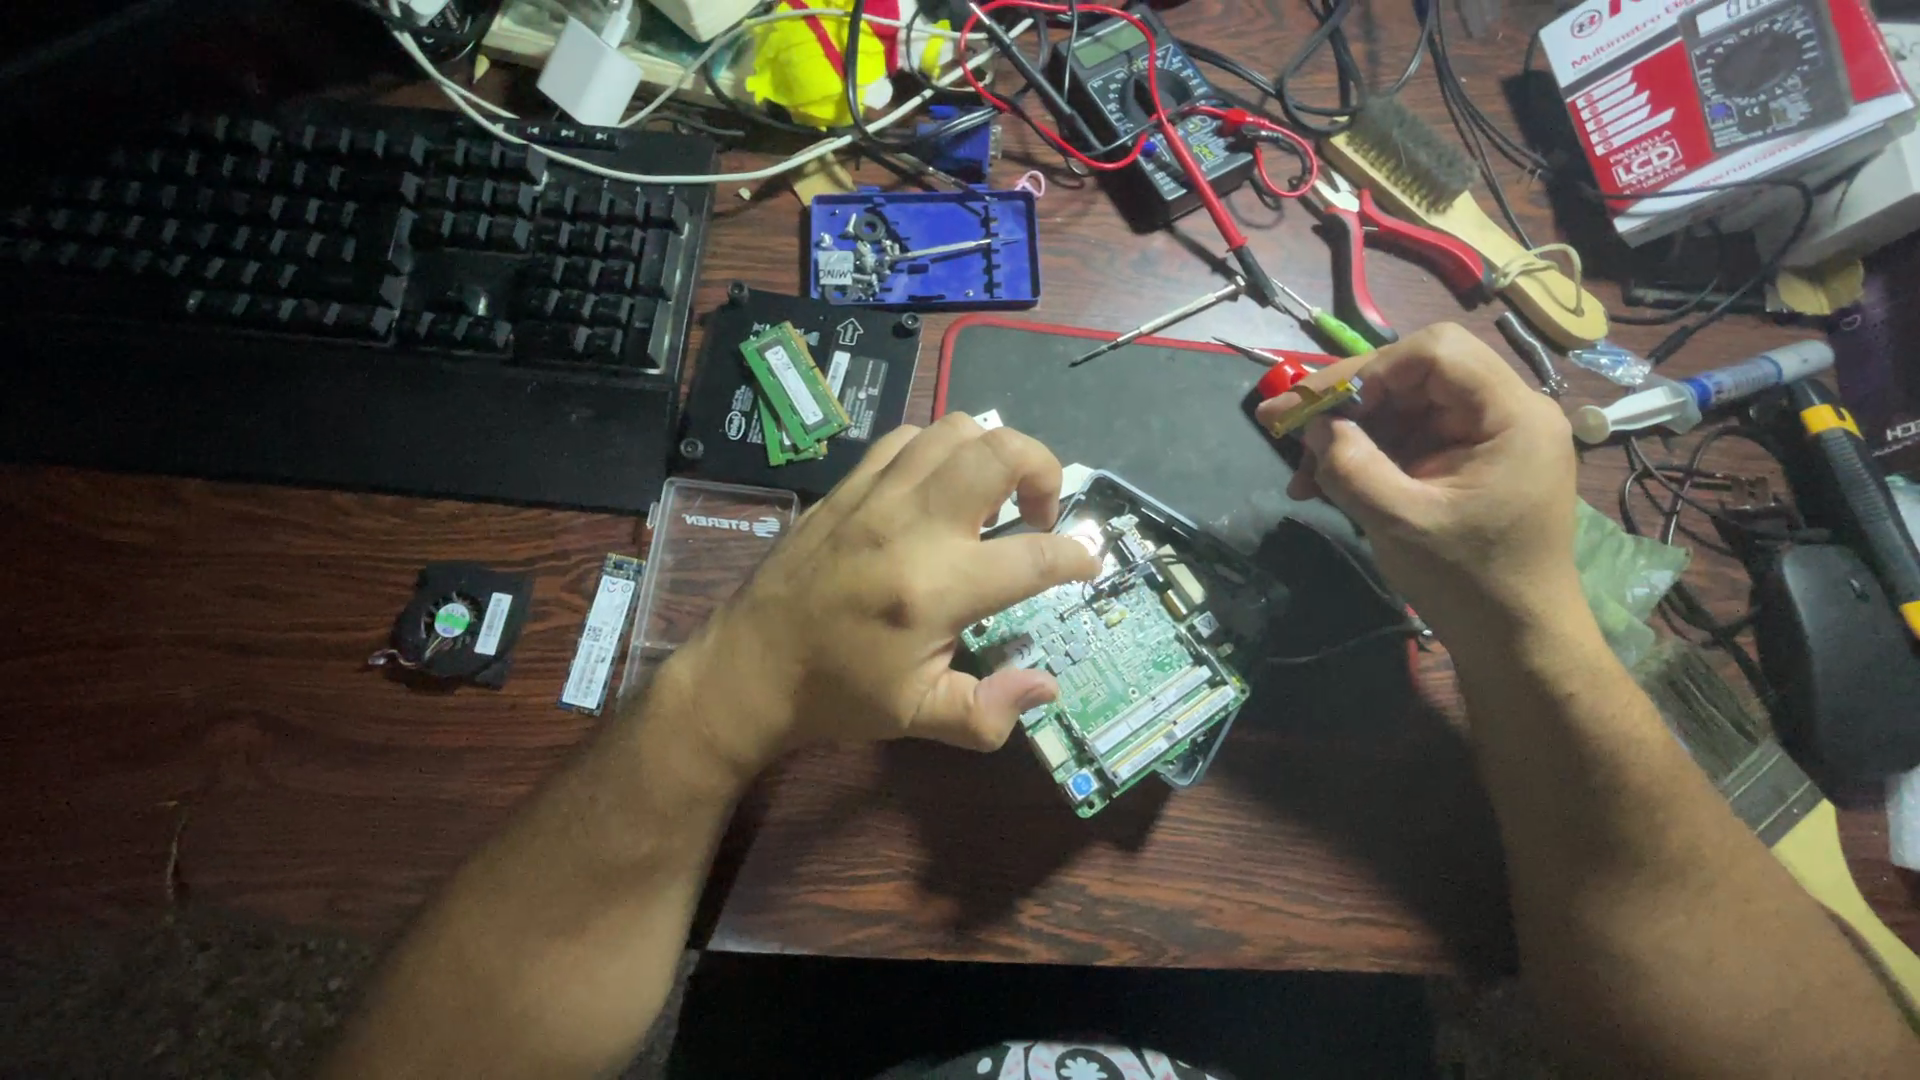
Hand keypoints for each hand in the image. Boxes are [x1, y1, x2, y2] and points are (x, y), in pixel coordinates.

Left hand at [662, 414, 1101, 777]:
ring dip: (993, 451)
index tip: (1086, 562)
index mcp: (935, 589)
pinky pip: (907, 438)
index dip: (1075, 556)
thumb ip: (990, 710)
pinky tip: (940, 486)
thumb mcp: (918, 717)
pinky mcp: (846, 487)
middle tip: (1041, 512)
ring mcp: (875, 496)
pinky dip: (941, 448)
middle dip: (1045, 469)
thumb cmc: (837, 695)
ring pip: (956, 430)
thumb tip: (1046, 685)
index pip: (1033, 555)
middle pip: (1001, 452)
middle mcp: (912, 526)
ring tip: (994, 494)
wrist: (748, 668)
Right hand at [1255, 323, 1579, 641]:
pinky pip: (1402, 439)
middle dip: (1344, 403)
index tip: (1314, 408)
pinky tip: (1323, 483)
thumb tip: (1312, 426)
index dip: (1366, 370)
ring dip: (1344, 434)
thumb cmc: (1468, 581)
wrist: (1513, 638)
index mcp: (1509, 416)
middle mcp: (1501, 413)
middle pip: (1411, 375)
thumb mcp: (1400, 522)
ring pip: (1398, 407)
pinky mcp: (1460, 462)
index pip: (1434, 353)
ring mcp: (1480, 438)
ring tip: (1301, 474)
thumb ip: (1352, 466)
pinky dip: (1360, 456)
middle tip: (1280, 426)